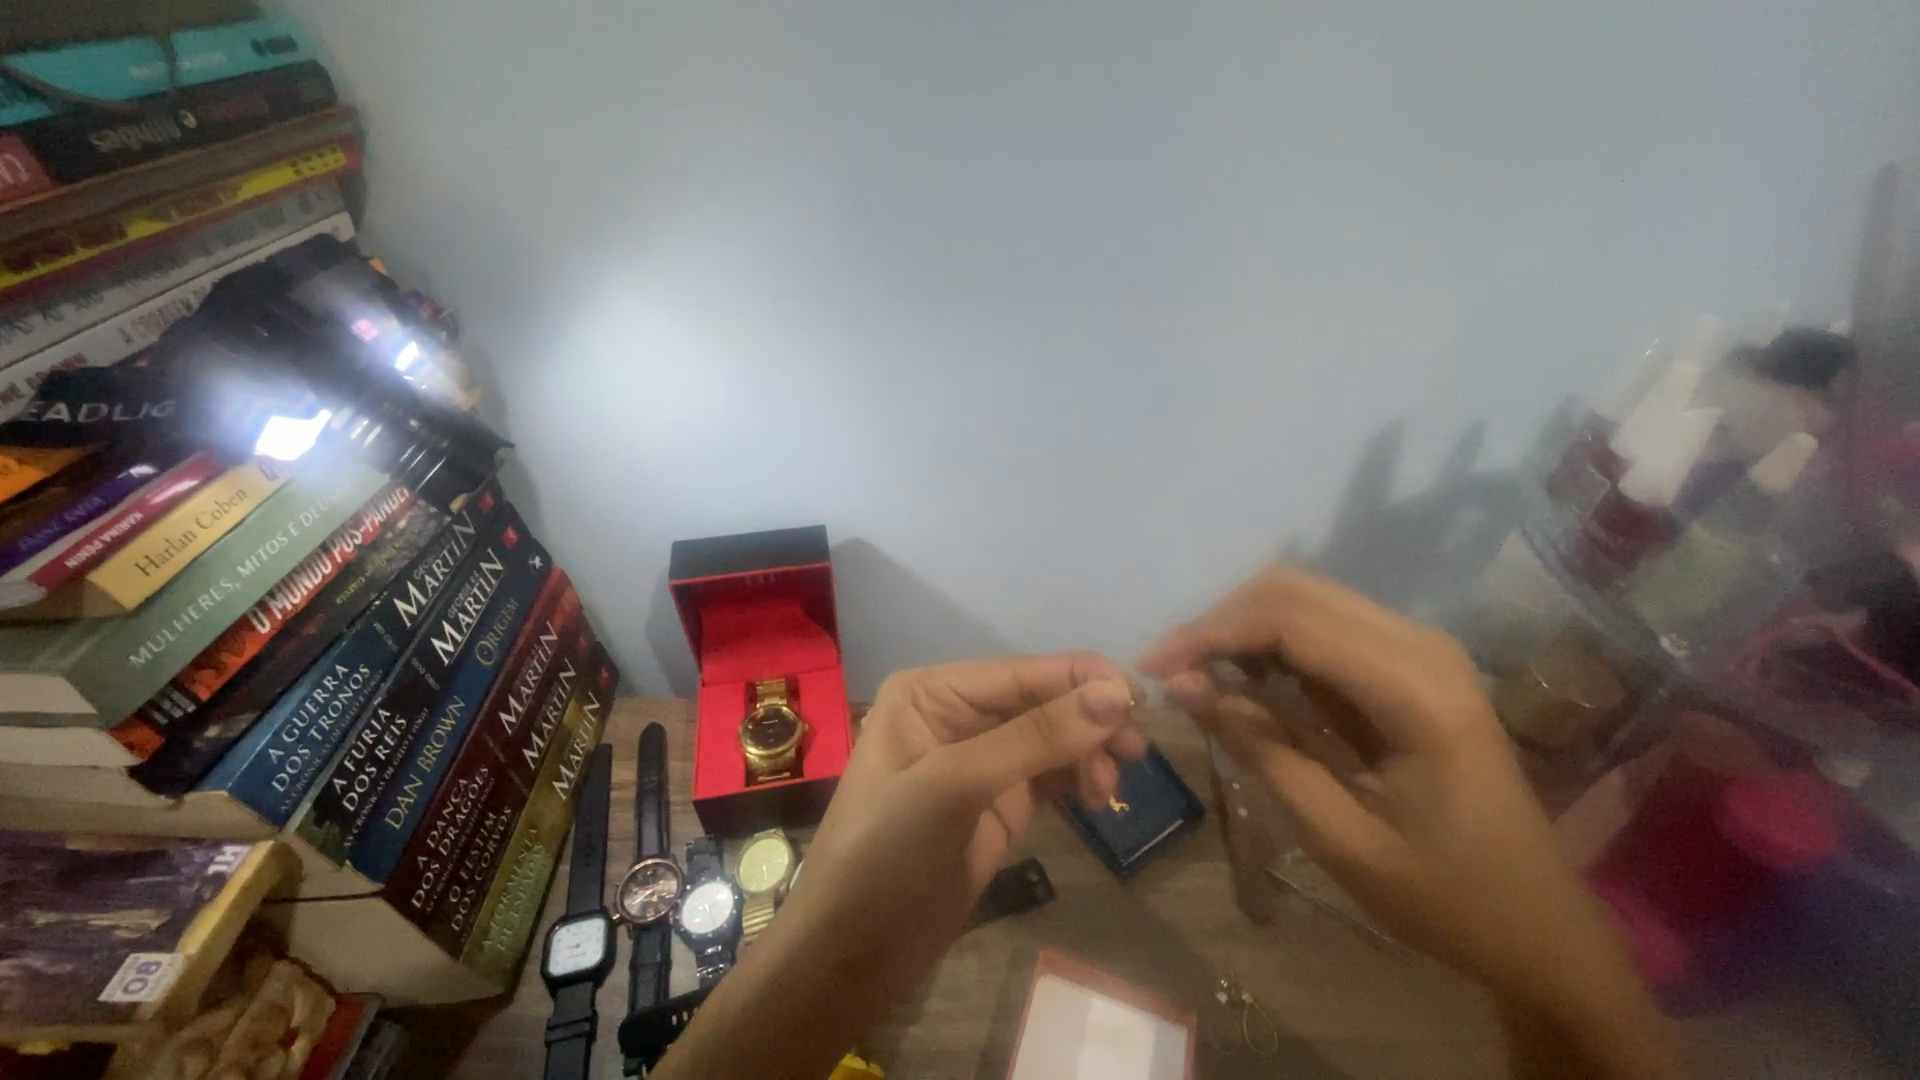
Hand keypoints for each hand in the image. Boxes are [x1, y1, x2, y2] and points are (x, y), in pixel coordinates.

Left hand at [785, 654, 1144, 991]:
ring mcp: (977, 762)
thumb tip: (1118, 693)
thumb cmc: (884, 856)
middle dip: (1089, 721)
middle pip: (1042, 701)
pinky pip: (1049, 776)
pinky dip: (1078, 779)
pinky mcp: (996, 804)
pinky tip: (1098, 797)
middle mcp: (955, 715)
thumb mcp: (954, 786)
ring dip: (1089, 753)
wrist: (849, 954)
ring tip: (1110, 788)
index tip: (1142, 700)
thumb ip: (1036, 737)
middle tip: (1136, 752)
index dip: (1082, 680)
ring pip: (1052, 739)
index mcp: (931, 692)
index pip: (1021, 672)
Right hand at [1139, 566, 1684, 1077]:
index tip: (1152, 668)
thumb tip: (1185, 686)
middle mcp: (1423, 647)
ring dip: (1244, 630)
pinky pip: (1328, 629)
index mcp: (1415, 690)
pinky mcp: (1414, 665)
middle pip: (1296, 592)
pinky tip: (1245, 683)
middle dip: (1221, 623)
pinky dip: (1274, 646)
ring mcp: (1424, 651)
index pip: (1290, 621)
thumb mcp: (1337, 834)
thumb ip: (1261, 748)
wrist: (1542, 928)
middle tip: (1172, 672)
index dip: (1210, 634)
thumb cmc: (1444, 896)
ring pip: (1308, 600)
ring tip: (1198, 678)